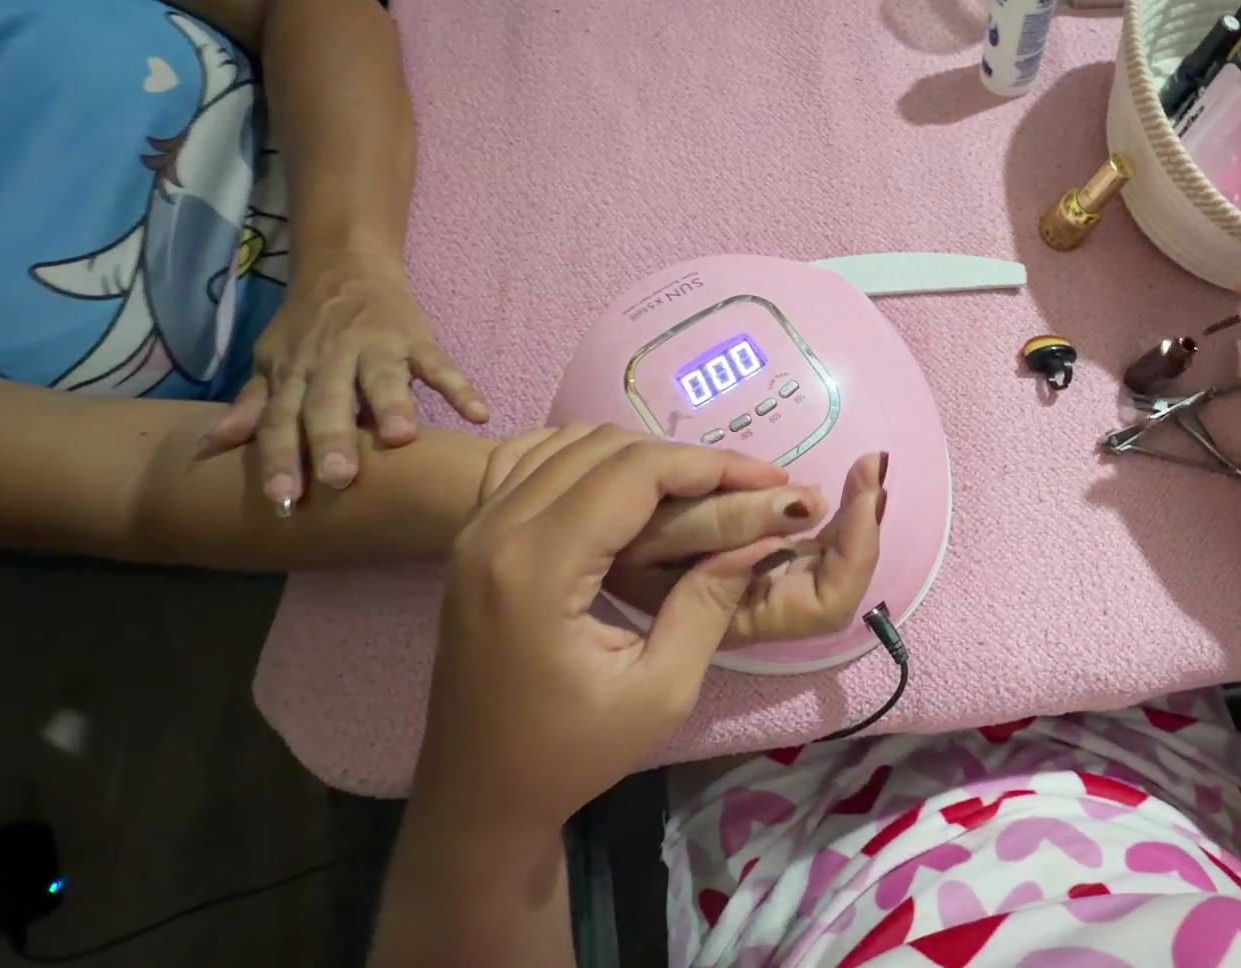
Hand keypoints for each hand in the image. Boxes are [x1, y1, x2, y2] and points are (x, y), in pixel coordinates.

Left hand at [204, 253, 488, 511]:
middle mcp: (332, 360)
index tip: (282, 500)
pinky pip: (440, 366)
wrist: (346, 265)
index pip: (281, 420)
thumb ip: (255, 402)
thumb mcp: (275, 360)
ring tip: (401, 439)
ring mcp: (378, 347)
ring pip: (383, 379)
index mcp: (295, 372)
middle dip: (333, 438)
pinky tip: (478, 413)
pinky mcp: (418, 339)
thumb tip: (216, 444)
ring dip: (393, 406)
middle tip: (339, 478)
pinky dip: (460, 387)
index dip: (280, 459)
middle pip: (329, 403)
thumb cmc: (310, 324)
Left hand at [423, 427, 881, 819]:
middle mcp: (495, 531)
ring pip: (568, 443)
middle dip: (684, 458)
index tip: (769, 478)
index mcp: (537, 569)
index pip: (634, 472)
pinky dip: (584, 455)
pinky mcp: (471, 538)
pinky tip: (621, 484)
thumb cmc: (570, 755)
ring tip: (695, 488)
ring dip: (639, 454)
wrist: (477, 797)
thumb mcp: (661, 690)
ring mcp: (474, 529)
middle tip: (745, 486)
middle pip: (604, 447)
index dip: (710, 464)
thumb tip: (762, 537)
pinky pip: (528, 460)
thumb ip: (711, 601)